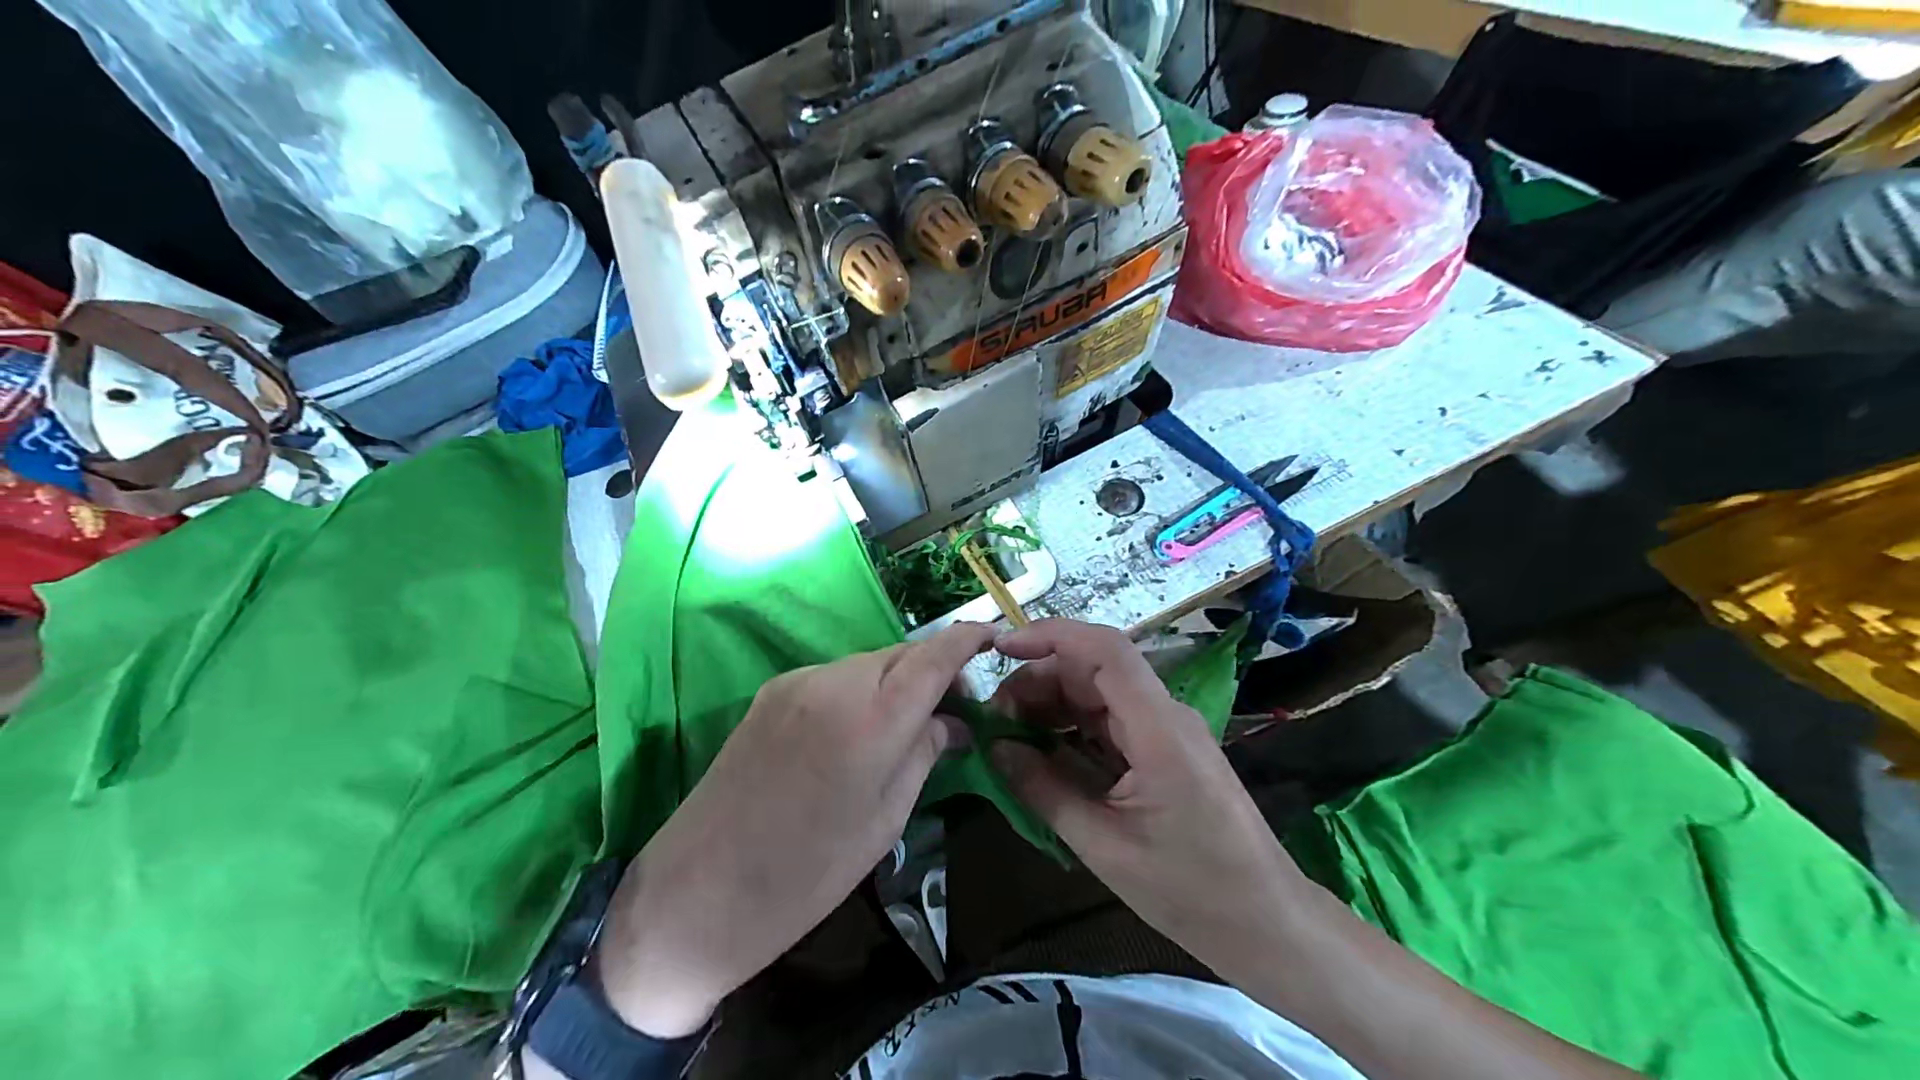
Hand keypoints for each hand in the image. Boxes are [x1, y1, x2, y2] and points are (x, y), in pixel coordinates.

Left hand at [590, 623, 995, 1036]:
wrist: (698, 891)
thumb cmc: (807, 874)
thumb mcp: (885, 821)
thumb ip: (924, 754)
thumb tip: (955, 723)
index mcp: (872, 720)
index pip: (934, 656)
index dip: (968, 639)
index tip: (994, 638)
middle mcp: (834, 683)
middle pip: (902, 654)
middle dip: (934, 668)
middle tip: (953, 706)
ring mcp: (797, 682)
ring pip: (868, 663)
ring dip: (897, 680)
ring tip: (906, 722)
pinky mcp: (771, 692)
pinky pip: (835, 676)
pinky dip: (861, 689)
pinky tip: (858, 729)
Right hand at [988, 619, 1318, 973]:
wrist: (1267, 923)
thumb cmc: (1191, 890)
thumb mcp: (1104, 846)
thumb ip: (1045, 791)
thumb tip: (996, 749)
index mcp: (1158, 729)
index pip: (1105, 650)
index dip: (1050, 636)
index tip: (999, 649)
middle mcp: (1164, 715)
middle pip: (1093, 670)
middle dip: (1037, 683)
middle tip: (995, 723)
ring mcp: (1165, 732)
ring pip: (1097, 695)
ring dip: (1050, 707)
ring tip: (1010, 740)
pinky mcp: (1162, 751)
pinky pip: (1109, 723)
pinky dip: (1071, 730)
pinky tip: (1042, 753)